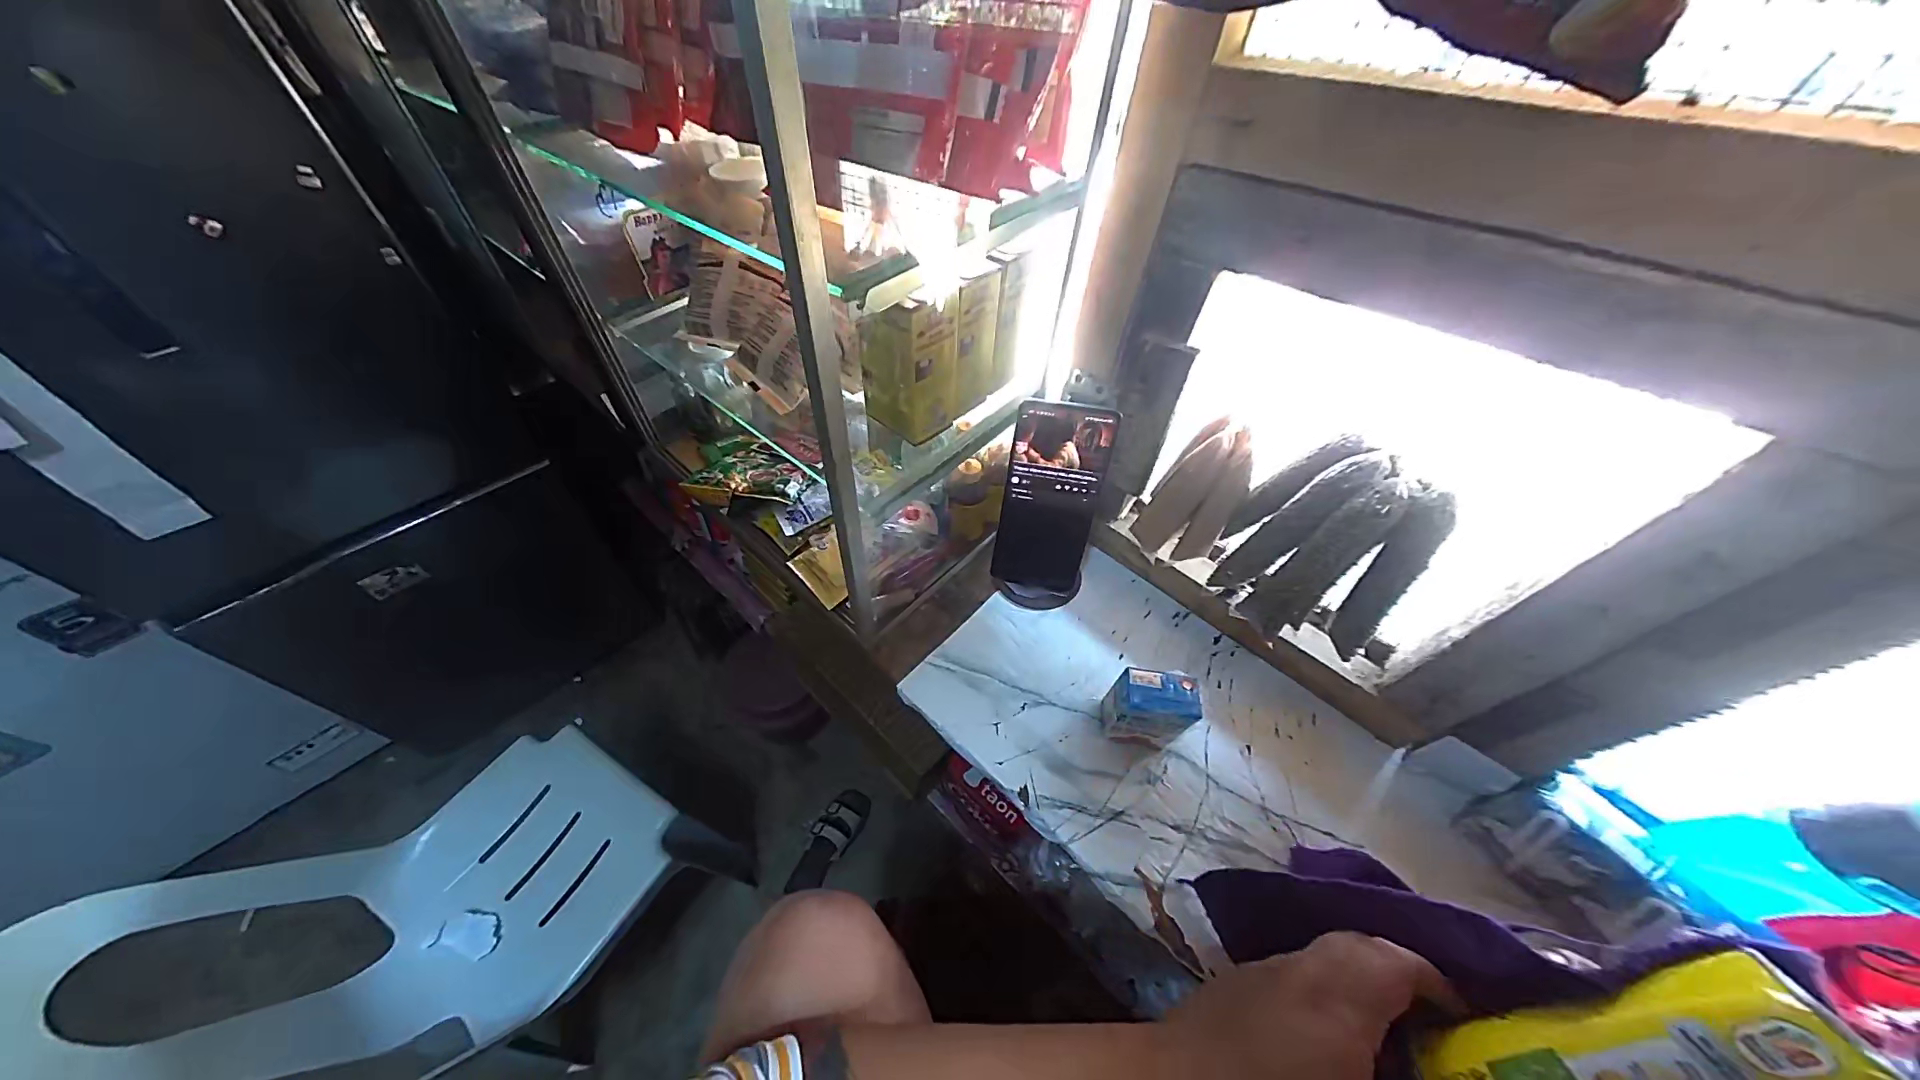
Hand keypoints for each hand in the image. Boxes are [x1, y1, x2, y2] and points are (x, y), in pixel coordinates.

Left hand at [1156, 931, 1461, 1079]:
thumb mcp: (1349, 1067)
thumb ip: (1395, 1062)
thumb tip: (1413, 1056)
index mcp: (1334, 993)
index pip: (1397, 959)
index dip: (1438, 984)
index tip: (1468, 1022)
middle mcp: (1293, 968)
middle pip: (1356, 949)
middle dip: (1399, 981)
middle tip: (1429, 1031)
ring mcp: (1254, 974)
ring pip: (1318, 962)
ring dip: (1354, 989)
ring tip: (1380, 1041)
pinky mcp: (1227, 991)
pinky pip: (1287, 982)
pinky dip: (1315, 1000)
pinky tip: (1319, 1045)